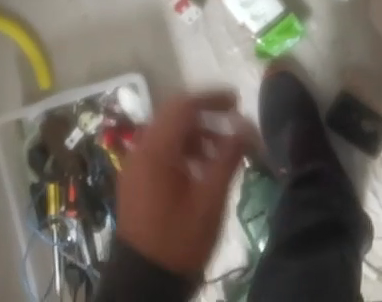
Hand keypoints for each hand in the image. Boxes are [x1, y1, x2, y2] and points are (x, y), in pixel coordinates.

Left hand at [114, 91, 250, 279]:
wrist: (144, 283)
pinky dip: (183, 151)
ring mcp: (135, 166)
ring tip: (223, 152)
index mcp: (155, 148)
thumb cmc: (180, 239)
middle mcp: (140, 149)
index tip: (237, 100)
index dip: (211, 98)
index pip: (183, 106)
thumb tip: (246, 125)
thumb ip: (228, 156)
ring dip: (196, 135)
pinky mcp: (136, 181)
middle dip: (205, 116)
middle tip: (234, 123)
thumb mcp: (210, 198)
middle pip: (174, 117)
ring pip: (167, 135)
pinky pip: (160, 152)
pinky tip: (202, 169)